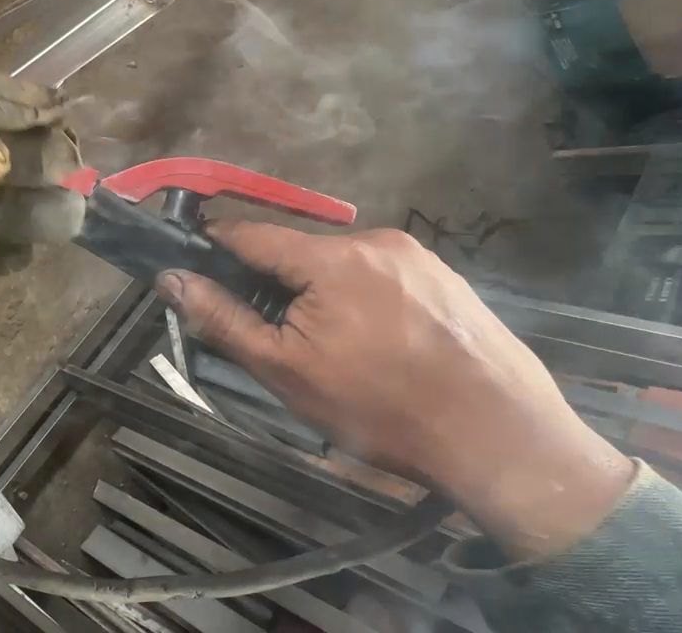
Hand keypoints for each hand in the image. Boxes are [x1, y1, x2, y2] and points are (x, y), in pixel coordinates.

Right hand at [162, 223, 634, 558]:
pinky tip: (374, 343)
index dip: (213, 252)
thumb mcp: (286, 370)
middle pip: (294, 250)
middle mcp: (376, 242)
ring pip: (336, 263)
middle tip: (272, 333)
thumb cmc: (384, 410)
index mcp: (332, 258)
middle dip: (271, 282)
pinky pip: (379, 275)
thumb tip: (170, 277)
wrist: (511, 449)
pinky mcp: (450, 280)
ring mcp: (420, 258)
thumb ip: (221, 317)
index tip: (196, 277)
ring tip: (328, 344)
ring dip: (316, 290)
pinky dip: (359, 298)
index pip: (247, 233)